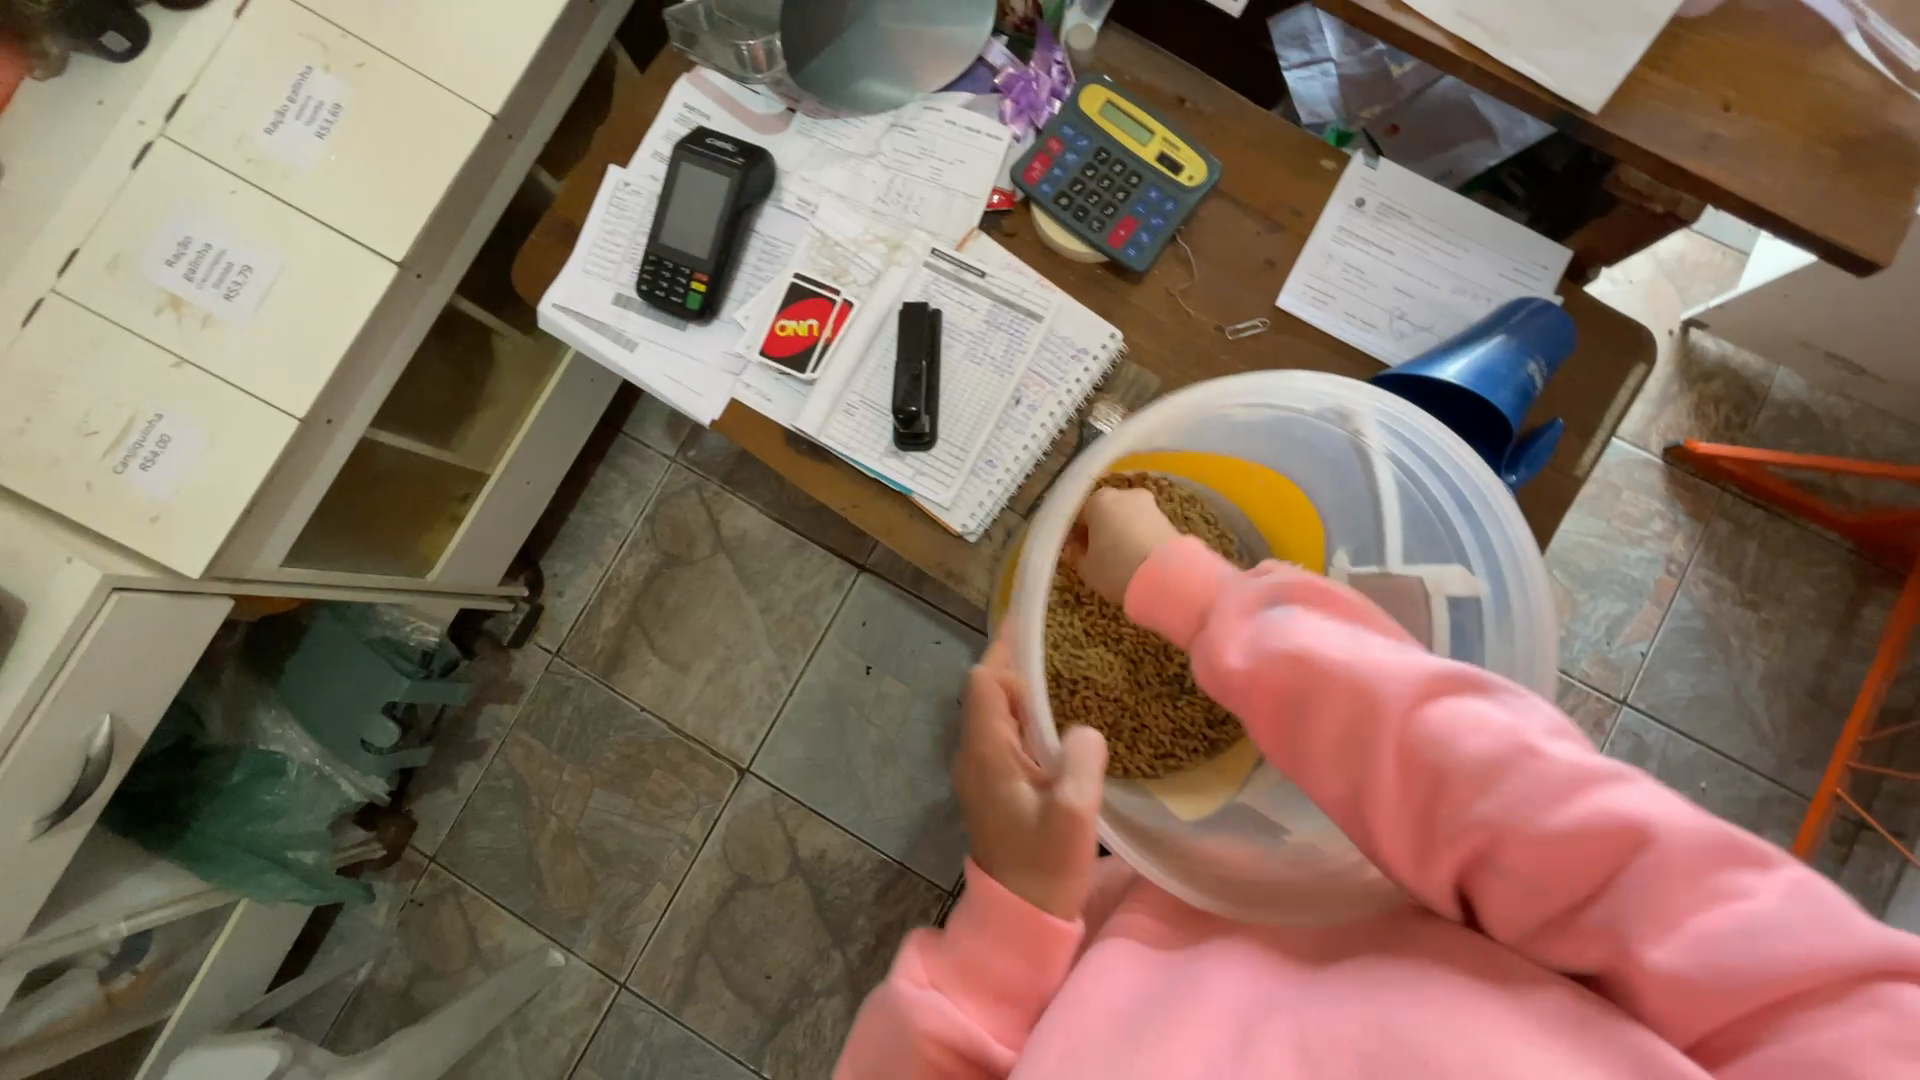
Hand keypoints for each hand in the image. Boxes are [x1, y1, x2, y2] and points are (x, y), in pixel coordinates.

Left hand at [955, 636, 1107, 919]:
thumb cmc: (1044, 867)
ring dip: (1023, 689)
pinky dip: (1027, 715)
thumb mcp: (1073, 816)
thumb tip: (1081, 728)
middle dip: (1016, 662)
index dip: (1008, 654)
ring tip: (1064, 669)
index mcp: (986, 752)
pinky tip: (1059, 718)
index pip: (984, 683)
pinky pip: (1005, 733)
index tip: (1038, 628)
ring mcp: (980, 770)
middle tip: (1058, 640)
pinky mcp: (993, 784)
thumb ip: (1079, 761)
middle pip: (987, 691)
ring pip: (996, 712)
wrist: (1019, 918)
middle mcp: (974, 754)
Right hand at [1064, 486, 1179, 605]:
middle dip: (1098, 530)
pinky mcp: (1168, 518)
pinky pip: (1143, 526)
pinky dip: (1137, 537)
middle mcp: (1124, 495)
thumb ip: (1077, 555)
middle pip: (1104, 511)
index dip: (1073, 534)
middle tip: (1095, 555)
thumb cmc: (1117, 568)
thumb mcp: (1087, 568)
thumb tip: (1076, 548)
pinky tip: (1136, 558)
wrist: (1168, 577)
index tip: (1073, 552)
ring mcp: (1149, 504)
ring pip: (1125, 517)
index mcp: (1098, 501)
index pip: (1077, 515)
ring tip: (1118, 559)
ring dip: (1119, 533)